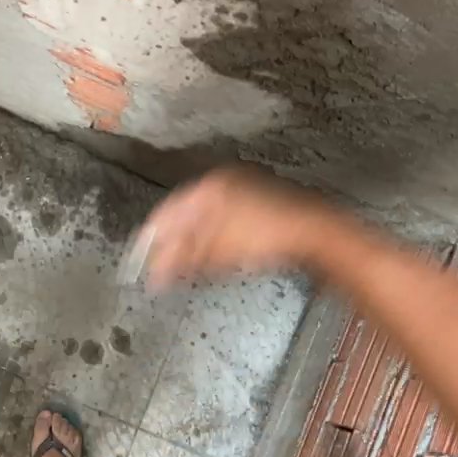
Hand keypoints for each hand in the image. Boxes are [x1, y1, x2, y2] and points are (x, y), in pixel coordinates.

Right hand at [133, 166, 351, 290]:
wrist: (316, 235)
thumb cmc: (270, 233)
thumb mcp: (218, 250)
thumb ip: (182, 259)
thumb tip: (155, 271)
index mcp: (209, 187)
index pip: (168, 211)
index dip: (153, 238)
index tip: (141, 259)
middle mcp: (224, 185)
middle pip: (185, 217)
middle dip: (172, 245)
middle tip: (160, 270)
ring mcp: (243, 195)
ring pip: (205, 223)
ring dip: (192, 247)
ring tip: (183, 270)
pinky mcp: (258, 210)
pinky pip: (224, 227)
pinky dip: (213, 244)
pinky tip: (211, 261)